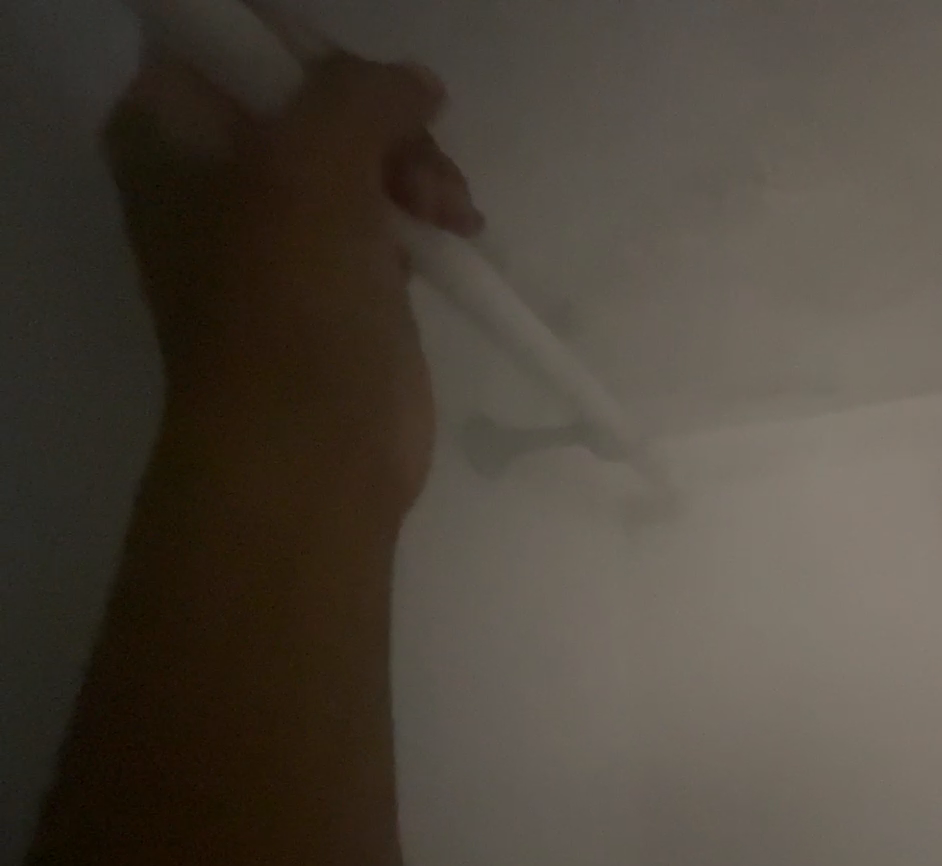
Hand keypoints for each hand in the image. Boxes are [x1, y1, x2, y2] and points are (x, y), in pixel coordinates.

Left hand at [104, 45, 482, 510]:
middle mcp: (226, 173)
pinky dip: (429, 217)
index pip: (237, 40)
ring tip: (457, 220)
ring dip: (424, 174)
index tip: (381, 103)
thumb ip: (357, 99)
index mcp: (176, 130)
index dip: (314, 54)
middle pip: (318, 100)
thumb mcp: (311, 173)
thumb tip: (418, 81)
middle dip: (392, 128)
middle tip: (431, 184)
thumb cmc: (292, 307)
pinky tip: (458, 239)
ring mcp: (293, 231)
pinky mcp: (352, 279)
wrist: (317, 442)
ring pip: (368, 158)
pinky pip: (392, 215)